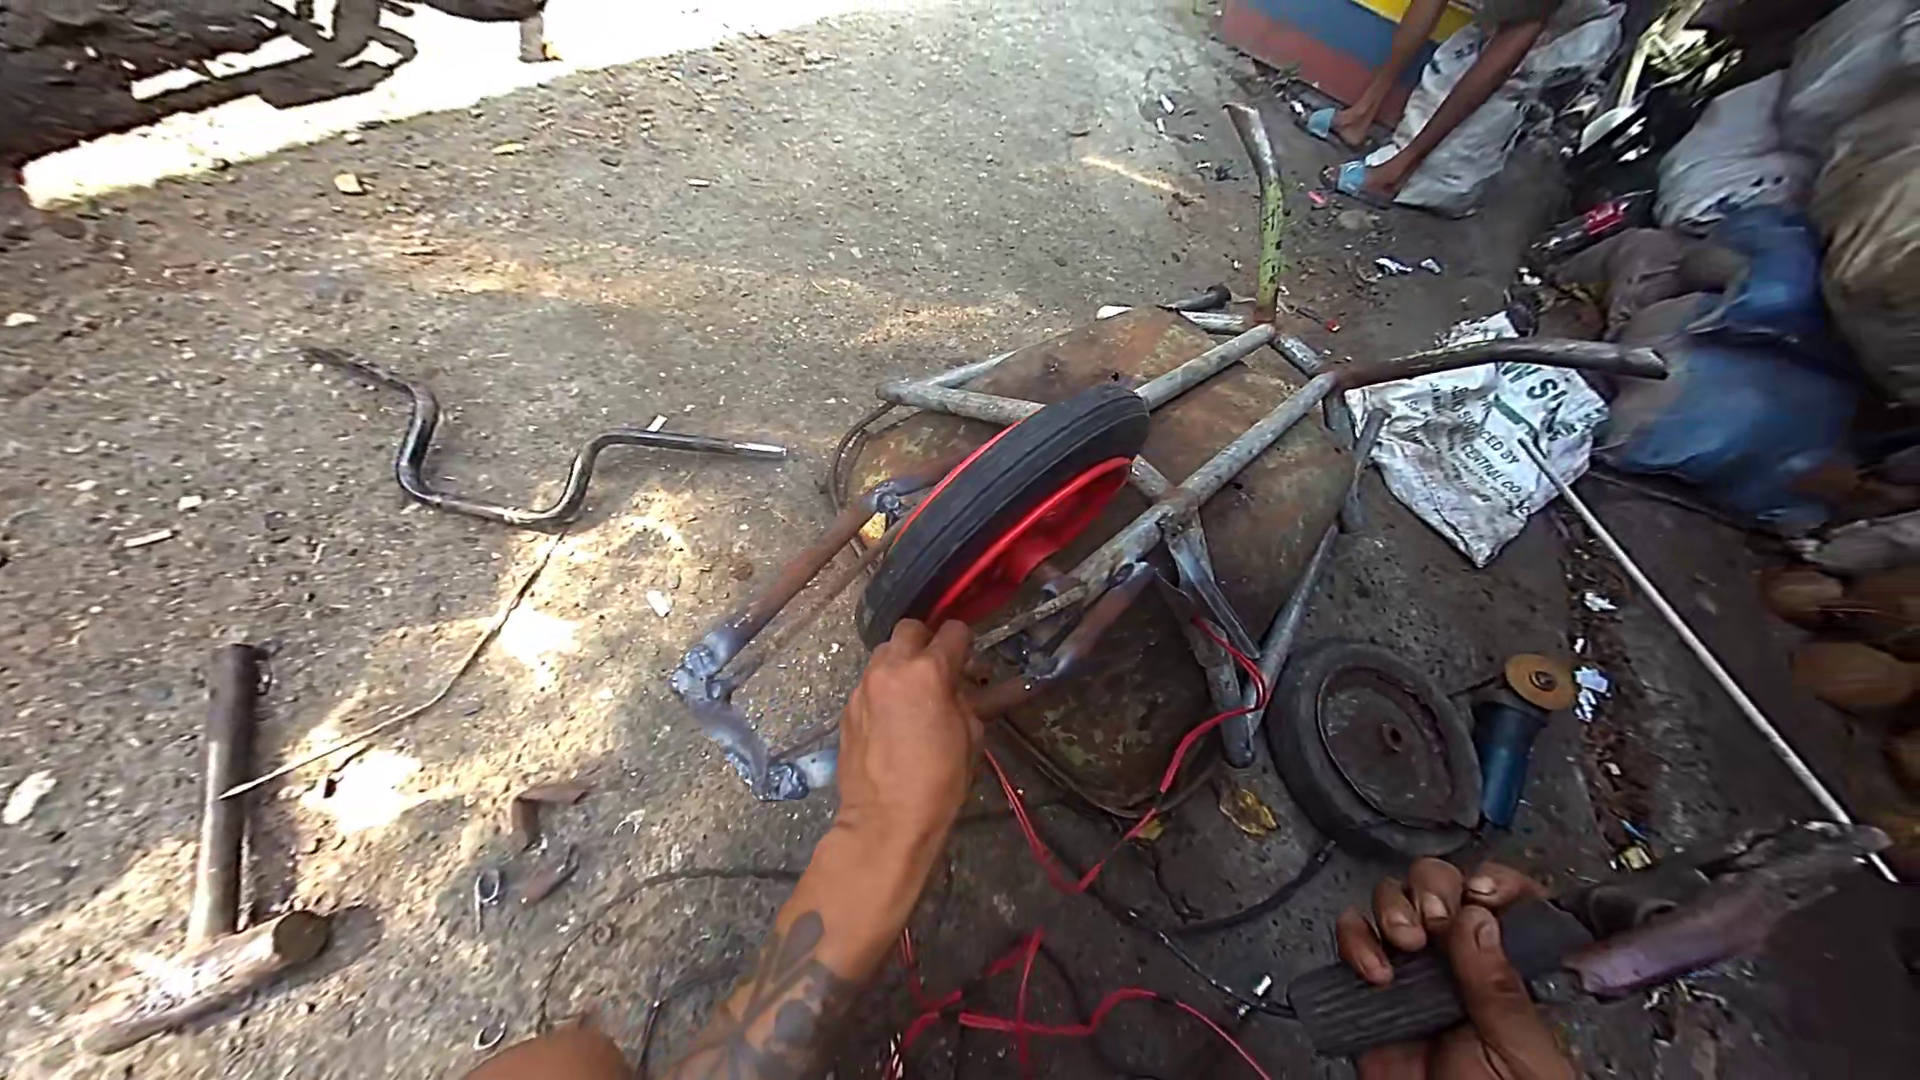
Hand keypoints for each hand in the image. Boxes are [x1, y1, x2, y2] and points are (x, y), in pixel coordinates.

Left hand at [834, 618, 981, 857]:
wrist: (885, 819)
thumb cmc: (939, 781)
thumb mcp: (970, 735)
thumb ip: (964, 696)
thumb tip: (958, 683)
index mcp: (929, 671)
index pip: (953, 631)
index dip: (963, 642)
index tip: (966, 656)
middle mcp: (892, 667)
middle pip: (910, 628)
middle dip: (926, 641)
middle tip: (936, 667)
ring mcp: (865, 685)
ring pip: (884, 652)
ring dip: (901, 662)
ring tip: (912, 691)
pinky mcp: (848, 705)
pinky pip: (869, 680)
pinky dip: (883, 686)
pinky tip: (892, 715)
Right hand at [1337, 859, 1575, 1079]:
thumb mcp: (1524, 1062)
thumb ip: (1502, 992)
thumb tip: (1479, 918)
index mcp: (1510, 972)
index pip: (1506, 903)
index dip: (1495, 883)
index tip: (1482, 891)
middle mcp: (1458, 958)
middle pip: (1437, 883)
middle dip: (1430, 887)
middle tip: (1435, 920)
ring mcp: (1411, 964)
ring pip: (1390, 897)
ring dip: (1392, 907)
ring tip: (1404, 944)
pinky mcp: (1366, 974)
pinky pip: (1351, 931)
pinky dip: (1355, 938)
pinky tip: (1374, 970)